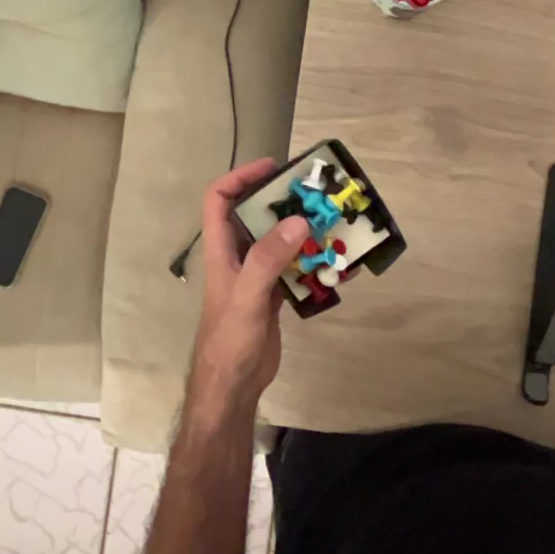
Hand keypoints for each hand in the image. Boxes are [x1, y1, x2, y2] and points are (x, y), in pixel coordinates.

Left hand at [188, 158, 310, 413]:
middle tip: (316, 194)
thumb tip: (298, 222)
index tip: (272, 167)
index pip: (218, 200)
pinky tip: (337, 262)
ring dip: (303, 231)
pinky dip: (313, 261)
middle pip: (255, 216)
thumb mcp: (247, 296)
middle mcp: (237, 256)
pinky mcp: (273, 294)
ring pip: (278, 241)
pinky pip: (294, 268)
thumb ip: (268, 259)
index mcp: (221, 250)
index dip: (239, 177)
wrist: (233, 386)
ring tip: (333, 222)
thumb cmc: (230, 339)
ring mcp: (256, 275)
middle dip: (282, 201)